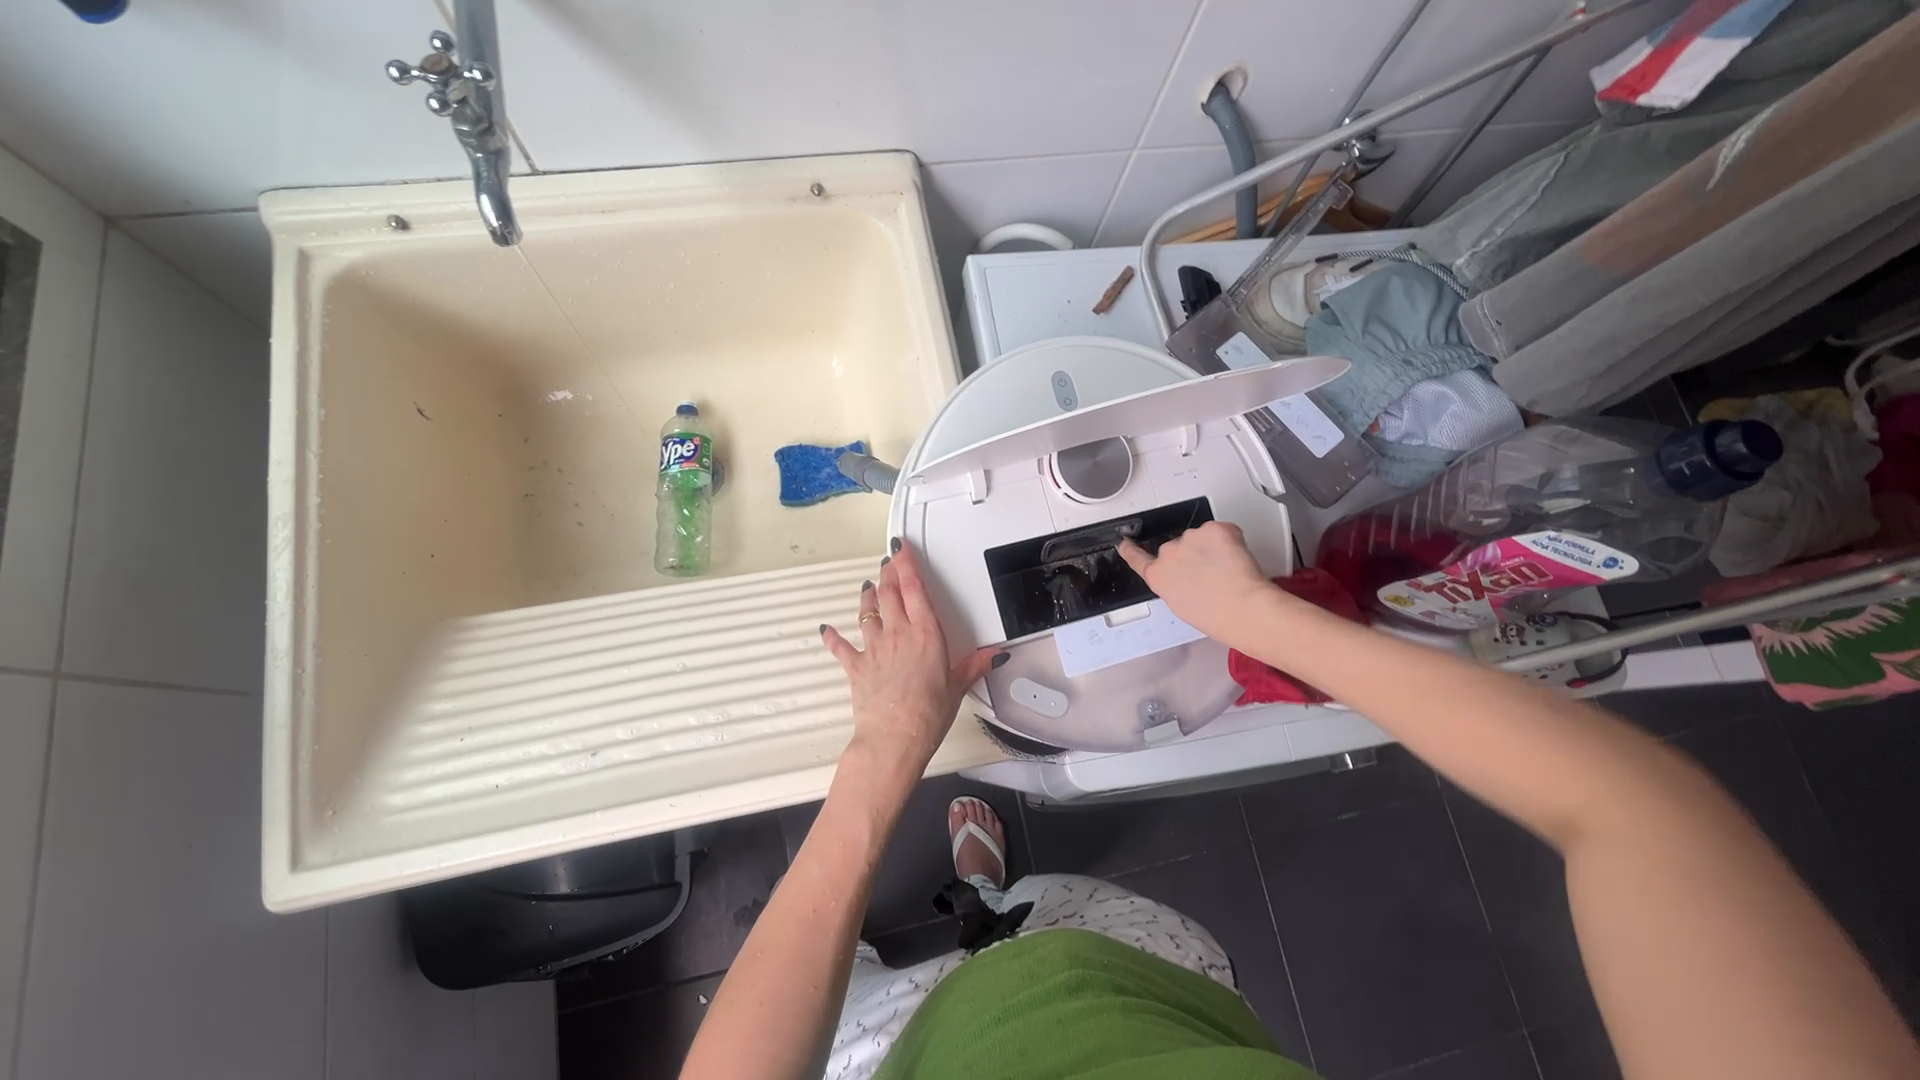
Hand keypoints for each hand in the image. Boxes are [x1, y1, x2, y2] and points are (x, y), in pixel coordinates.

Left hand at [821, 540, 998, 771]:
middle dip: (888, 574)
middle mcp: (897, 635)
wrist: (893, 738)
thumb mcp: (957, 688)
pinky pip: (841, 647)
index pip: (914, 589)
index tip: (901, 548)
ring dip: (867, 597)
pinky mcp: (857, 667)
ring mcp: (874, 649)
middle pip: (889, 594)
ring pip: (867, 612)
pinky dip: (833, 637)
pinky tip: (826, 630)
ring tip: (869, 585)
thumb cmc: (927, 714)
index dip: (907, 564)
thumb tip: (993, 656)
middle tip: (888, 562)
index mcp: (925, 634)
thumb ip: (973, 666)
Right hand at [1119, 522, 1284, 647]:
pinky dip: (1229, 540)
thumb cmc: (1216, 616)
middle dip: (1193, 554)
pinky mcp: (1213, 529)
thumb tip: (1190, 578)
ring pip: (1201, 537)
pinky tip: (1235, 559)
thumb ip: (1176, 585)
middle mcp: (1168, 554)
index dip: (1131, 549)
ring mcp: (1190, 538)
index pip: (1137, 558)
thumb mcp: (1182, 606)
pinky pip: (1220, 530)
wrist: (1242, 608)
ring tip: (1227, 571)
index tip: (1125, 542)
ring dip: (1212, 547)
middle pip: (1177, 546)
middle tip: (1212, 573)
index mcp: (1158, 576)